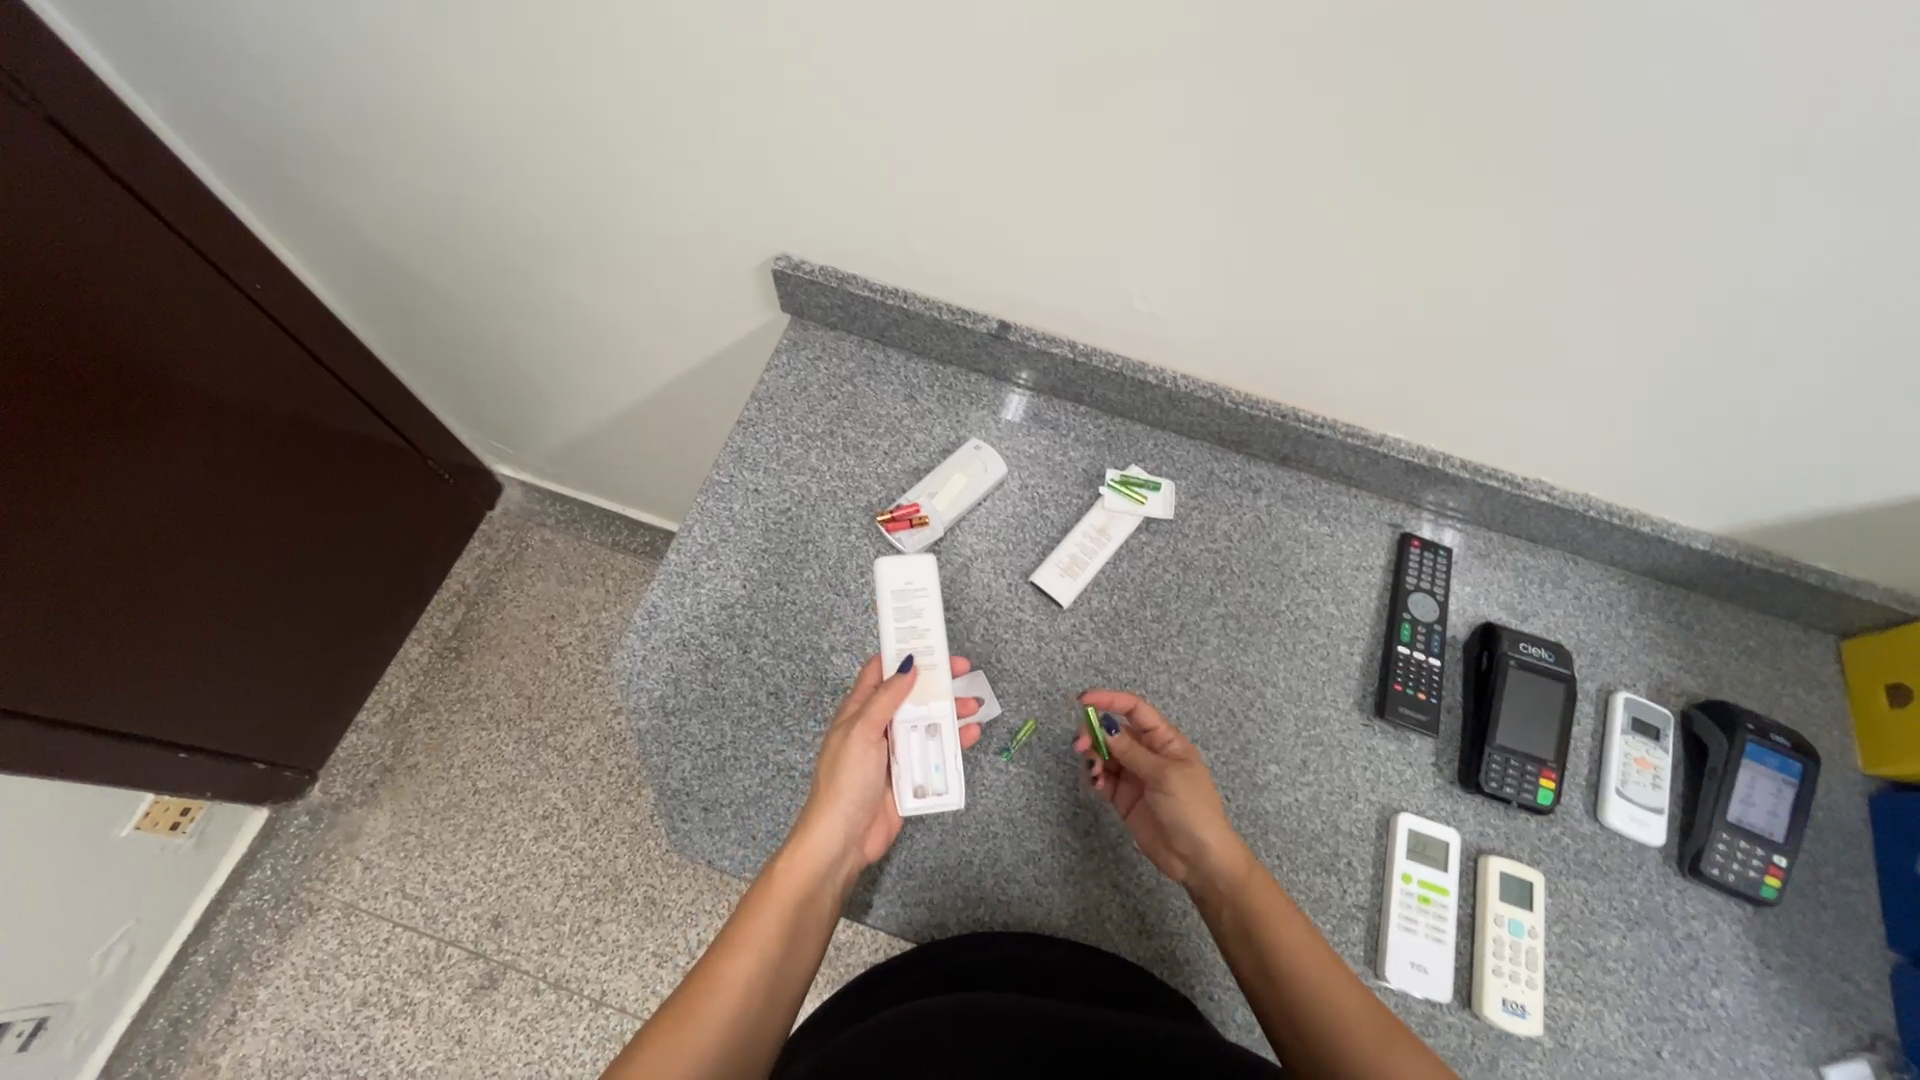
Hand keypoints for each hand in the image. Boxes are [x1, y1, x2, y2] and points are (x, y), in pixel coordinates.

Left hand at [792, 655, 981, 880]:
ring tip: (975, 705)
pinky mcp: (909, 775)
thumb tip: (907, 665)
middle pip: (911, 695)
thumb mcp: (862, 731)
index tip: (930, 642)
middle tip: (964, 670)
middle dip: (937, 682)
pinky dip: (953, 742)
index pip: (881, 672)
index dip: (903, 654)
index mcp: (859, 711)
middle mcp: (878, 727)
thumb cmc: (845, 781)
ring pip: (927, 722)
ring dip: (950, 712)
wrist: (843, 839)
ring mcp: (895, 751)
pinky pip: (934, 752)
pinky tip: (970, 735)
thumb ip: (886, 698)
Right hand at [1075, 690, 1254, 895]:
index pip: (1134, 709)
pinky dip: (1095, 776)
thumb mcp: (1163, 775)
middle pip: (1114, 730)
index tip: (1083, 701)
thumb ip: (1130, 751)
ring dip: (1093, 756)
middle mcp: (1148, 753)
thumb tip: (1102, 725)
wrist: (1198, 859)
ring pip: (1105, 754)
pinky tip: (1096, 782)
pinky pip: (1103, 778)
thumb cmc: (1191, 809)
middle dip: (1094, 732)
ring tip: (1093, 771)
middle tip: (1081, 745)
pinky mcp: (1124, 797)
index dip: (1109, 700)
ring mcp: (1135, 775)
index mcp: (1165, 740)